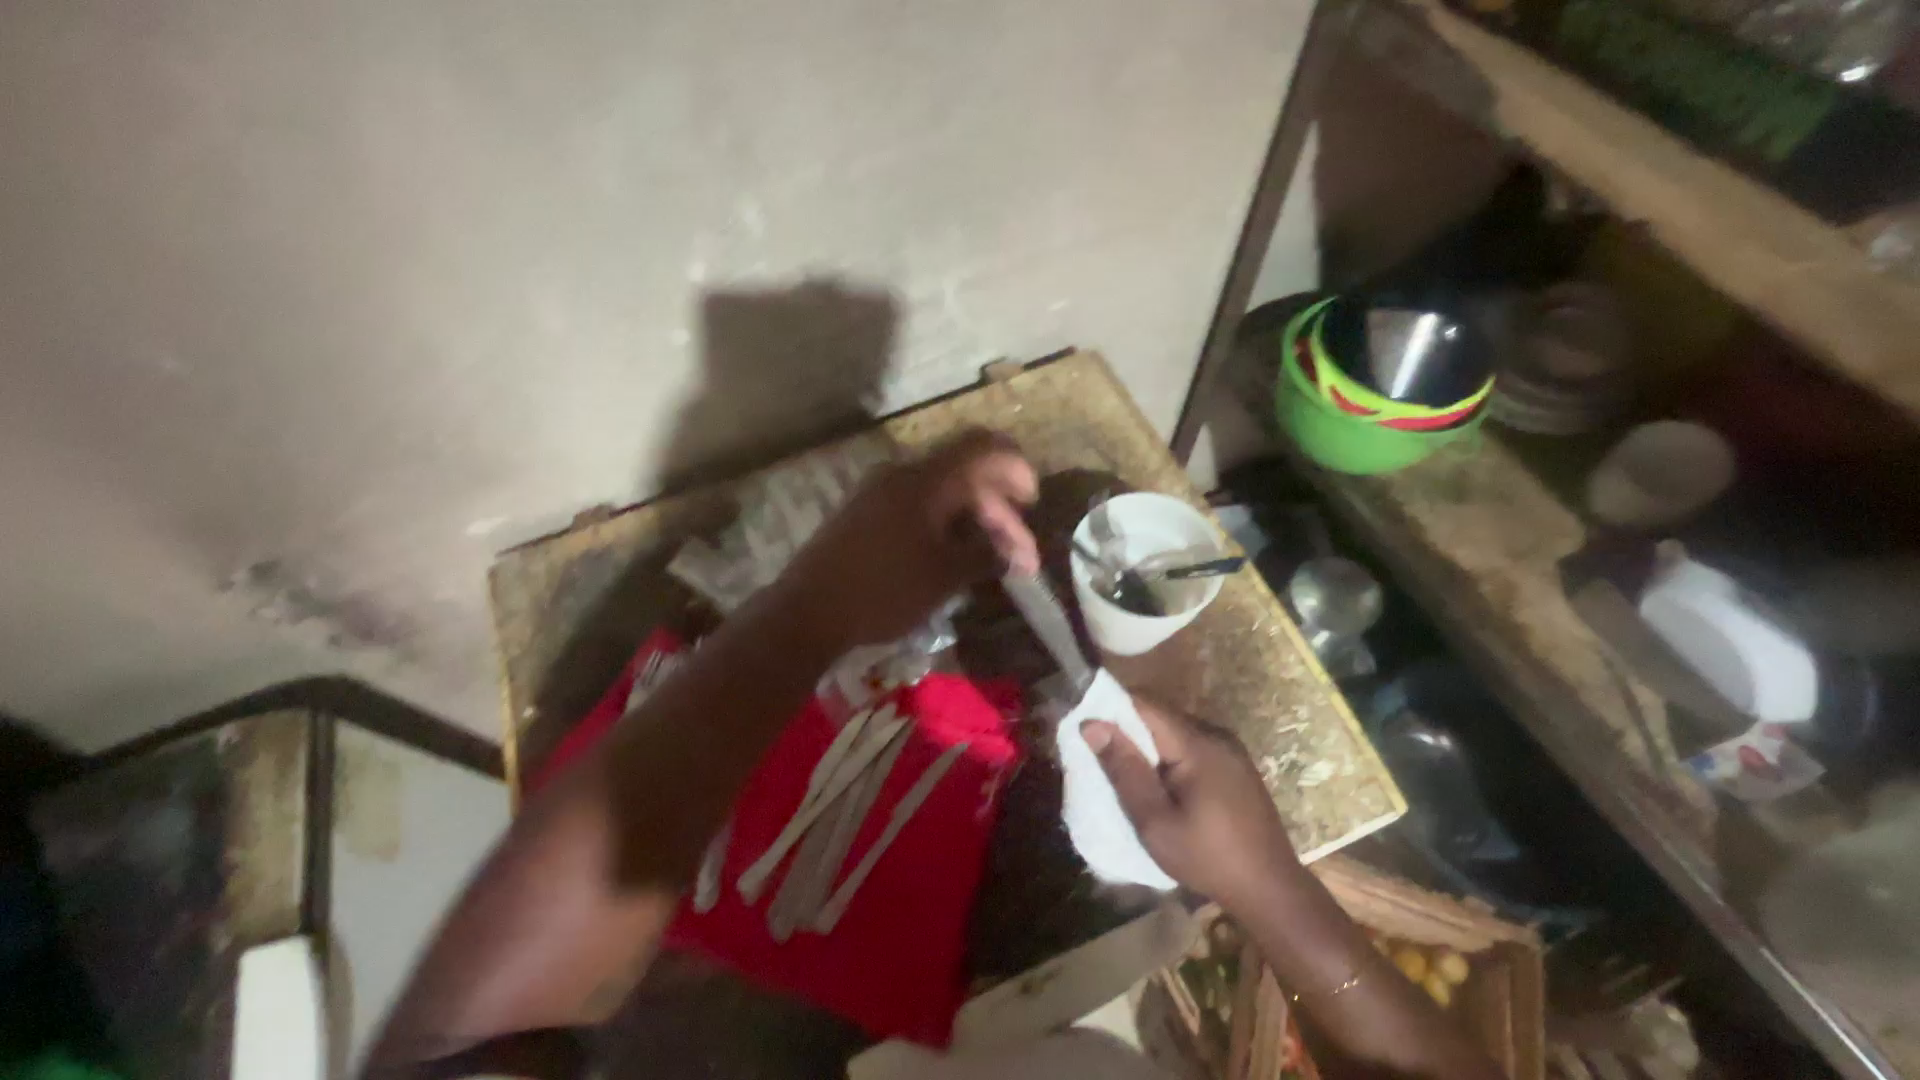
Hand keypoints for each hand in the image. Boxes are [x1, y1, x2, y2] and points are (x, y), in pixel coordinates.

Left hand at [778, 428, 1038, 649]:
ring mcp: (877, 494)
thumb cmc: (884, 591)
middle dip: (1000, 511)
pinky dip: (944, 526)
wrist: (807, 612)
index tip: (1032, 501)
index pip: (981, 446)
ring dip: (973, 521)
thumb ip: (986, 555)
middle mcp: (901, 475)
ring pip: (941, 494)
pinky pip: (917, 507)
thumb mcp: (944, 576)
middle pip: (965, 475)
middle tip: (1022, 557)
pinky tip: (954, 558)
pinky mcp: (863, 516)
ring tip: (992, 562)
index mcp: (925, 479)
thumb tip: (1011, 551)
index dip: (1015, 466)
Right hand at [1082, 699, 1302, 911]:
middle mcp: (1216, 735)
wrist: (1271, 890)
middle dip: (1125, 730)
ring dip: (1146, 746)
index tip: (1083, 730)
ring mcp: (1230, 750)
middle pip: (1159, 715)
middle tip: (1099, 761)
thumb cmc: (1208, 859)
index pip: (1143, 703)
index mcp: (1197, 744)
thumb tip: (1092, 724)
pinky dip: (1167, 758)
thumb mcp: (1155, 822)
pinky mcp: (1235, 766)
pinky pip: (1191, 747)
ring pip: (1174, 731)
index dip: (1109, 709)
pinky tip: (1159, 788)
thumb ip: (1124, 770)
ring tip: (1125, 777)